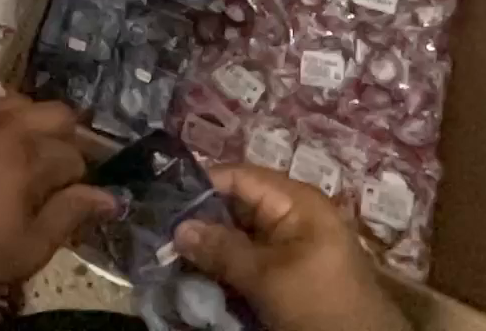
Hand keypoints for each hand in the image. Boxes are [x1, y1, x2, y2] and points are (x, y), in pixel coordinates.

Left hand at [0, 97, 117, 300]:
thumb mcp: (32, 247)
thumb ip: (72, 214)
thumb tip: (111, 196)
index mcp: (29, 155)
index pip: (74, 155)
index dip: (76, 179)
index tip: (67, 196)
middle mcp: (3, 123)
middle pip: (55, 112)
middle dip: (64, 137)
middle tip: (51, 169)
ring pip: (18, 102)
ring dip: (28, 124)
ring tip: (19, 155)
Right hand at [176, 165, 409, 330]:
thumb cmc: (322, 309)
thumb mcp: (268, 279)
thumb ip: (222, 250)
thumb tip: (179, 228)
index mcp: (296, 202)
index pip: (239, 177)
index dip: (201, 186)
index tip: (164, 201)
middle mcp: (293, 216)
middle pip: (237, 207)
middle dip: (202, 223)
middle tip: (164, 237)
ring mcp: (293, 249)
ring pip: (240, 238)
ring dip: (212, 251)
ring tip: (175, 261)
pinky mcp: (291, 278)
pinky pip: (251, 264)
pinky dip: (228, 272)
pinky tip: (202, 282)